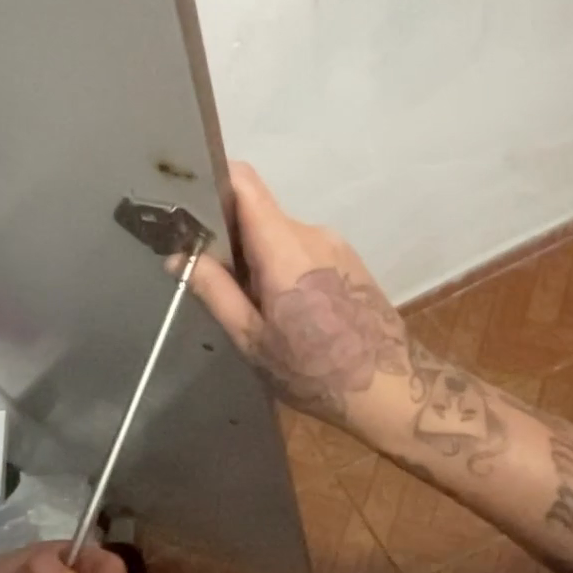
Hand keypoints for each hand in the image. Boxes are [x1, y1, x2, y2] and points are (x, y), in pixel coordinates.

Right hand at [186, 162, 413, 441]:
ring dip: (251, 254)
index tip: (184, 206)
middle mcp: (311, 232)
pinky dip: (276, 263)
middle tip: (202, 270)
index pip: (243, 182)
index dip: (211, 181)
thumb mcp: (251, 338)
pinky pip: (298, 246)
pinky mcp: (346, 258)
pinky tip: (275, 304)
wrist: (393, 392)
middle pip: (256, 210)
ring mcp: (334, 244)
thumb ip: (213, 291)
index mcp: (284, 247)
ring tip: (241, 297)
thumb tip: (179, 257)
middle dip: (225, 232)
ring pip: (275, 231)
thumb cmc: (315, 371)